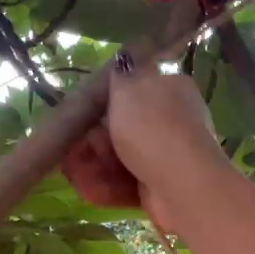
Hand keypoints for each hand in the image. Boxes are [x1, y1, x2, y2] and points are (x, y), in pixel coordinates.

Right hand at [62, 71, 224, 214]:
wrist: (182, 183)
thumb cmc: (152, 128)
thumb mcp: (128, 89)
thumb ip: (120, 76)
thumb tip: (122, 64)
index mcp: (171, 90)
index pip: (135, 91)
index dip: (105, 104)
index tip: (83, 116)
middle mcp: (172, 122)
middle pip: (125, 129)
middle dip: (94, 141)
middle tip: (73, 147)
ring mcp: (168, 158)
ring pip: (124, 159)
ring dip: (95, 166)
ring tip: (72, 172)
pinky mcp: (161, 189)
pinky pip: (129, 185)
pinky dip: (107, 187)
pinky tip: (86, 189)